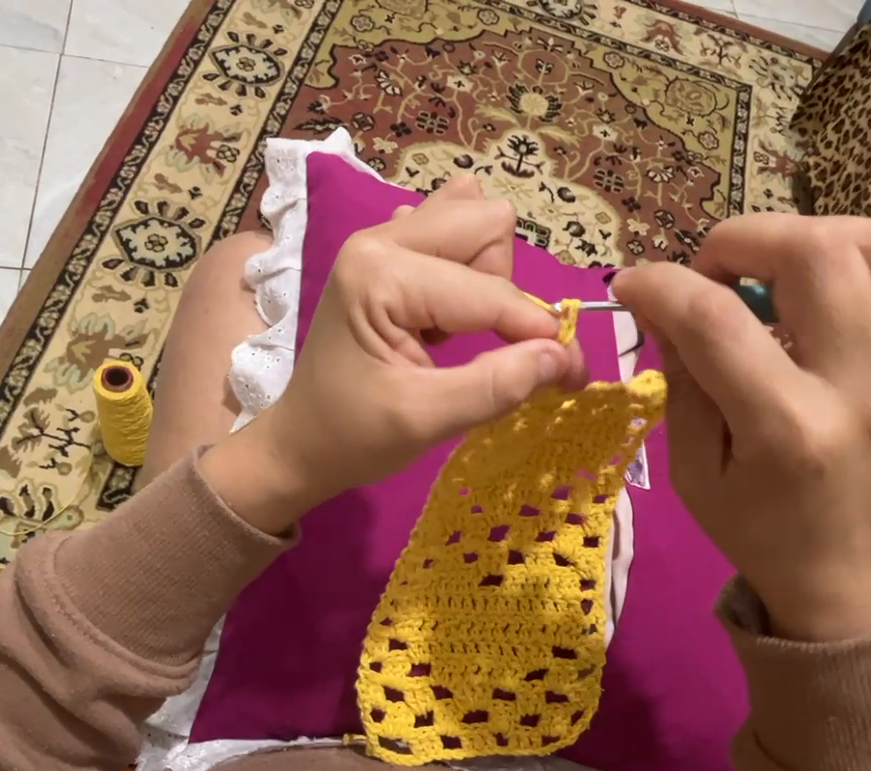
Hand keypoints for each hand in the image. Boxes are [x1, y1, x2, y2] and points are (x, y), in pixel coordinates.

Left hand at [202, 177, 585, 532]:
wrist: (300, 445)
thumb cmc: (352, 437)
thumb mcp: (425, 421)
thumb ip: (497, 386)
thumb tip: (564, 356)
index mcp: (381, 274)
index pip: (489, 292)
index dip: (539, 333)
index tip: (570, 376)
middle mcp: (380, 240)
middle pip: (488, 225)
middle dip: (505, 291)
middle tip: (483, 347)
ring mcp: (382, 241)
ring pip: (475, 224)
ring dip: (487, 280)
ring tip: (452, 334)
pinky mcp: (387, 255)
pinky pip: (451, 236)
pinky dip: (465, 273)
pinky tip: (440, 313)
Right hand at [613, 215, 870, 640]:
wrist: (848, 576)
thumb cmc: (755, 530)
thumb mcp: (694, 471)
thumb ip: (682, 383)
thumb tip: (666, 305)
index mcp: (786, 427)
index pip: (716, 320)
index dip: (661, 286)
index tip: (631, 286)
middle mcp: (861, 386)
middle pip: (816, 252)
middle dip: (743, 239)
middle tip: (711, 272)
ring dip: (814, 237)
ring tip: (775, 270)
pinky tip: (846, 286)